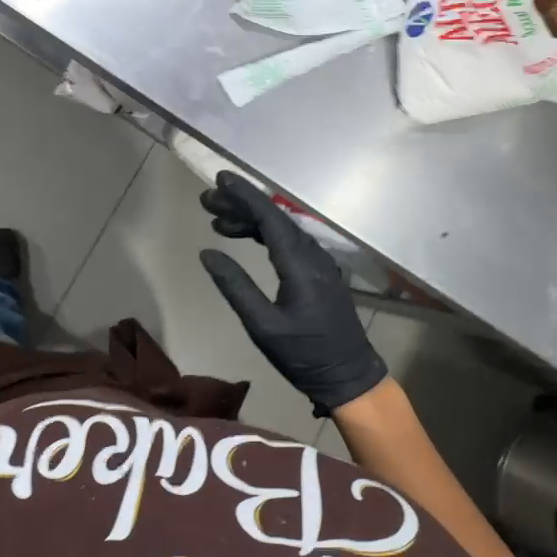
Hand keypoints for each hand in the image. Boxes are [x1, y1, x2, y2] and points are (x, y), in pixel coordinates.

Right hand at [199, 172, 387, 415]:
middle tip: (207, 200)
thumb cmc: (304, 355)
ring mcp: (319, 262)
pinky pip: (288, 241)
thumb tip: (207, 253)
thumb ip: (235, 286)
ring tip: (217, 221)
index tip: (221, 179)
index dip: (244, 195)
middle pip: (273, 218)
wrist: (350, 377)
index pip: (269, 217)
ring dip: (250, 220)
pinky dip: (263, 234)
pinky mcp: (319, 272)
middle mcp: (312, 255)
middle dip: (240, 204)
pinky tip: (244, 238)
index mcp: (299, 264)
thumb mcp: (263, 326)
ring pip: (281, 228)